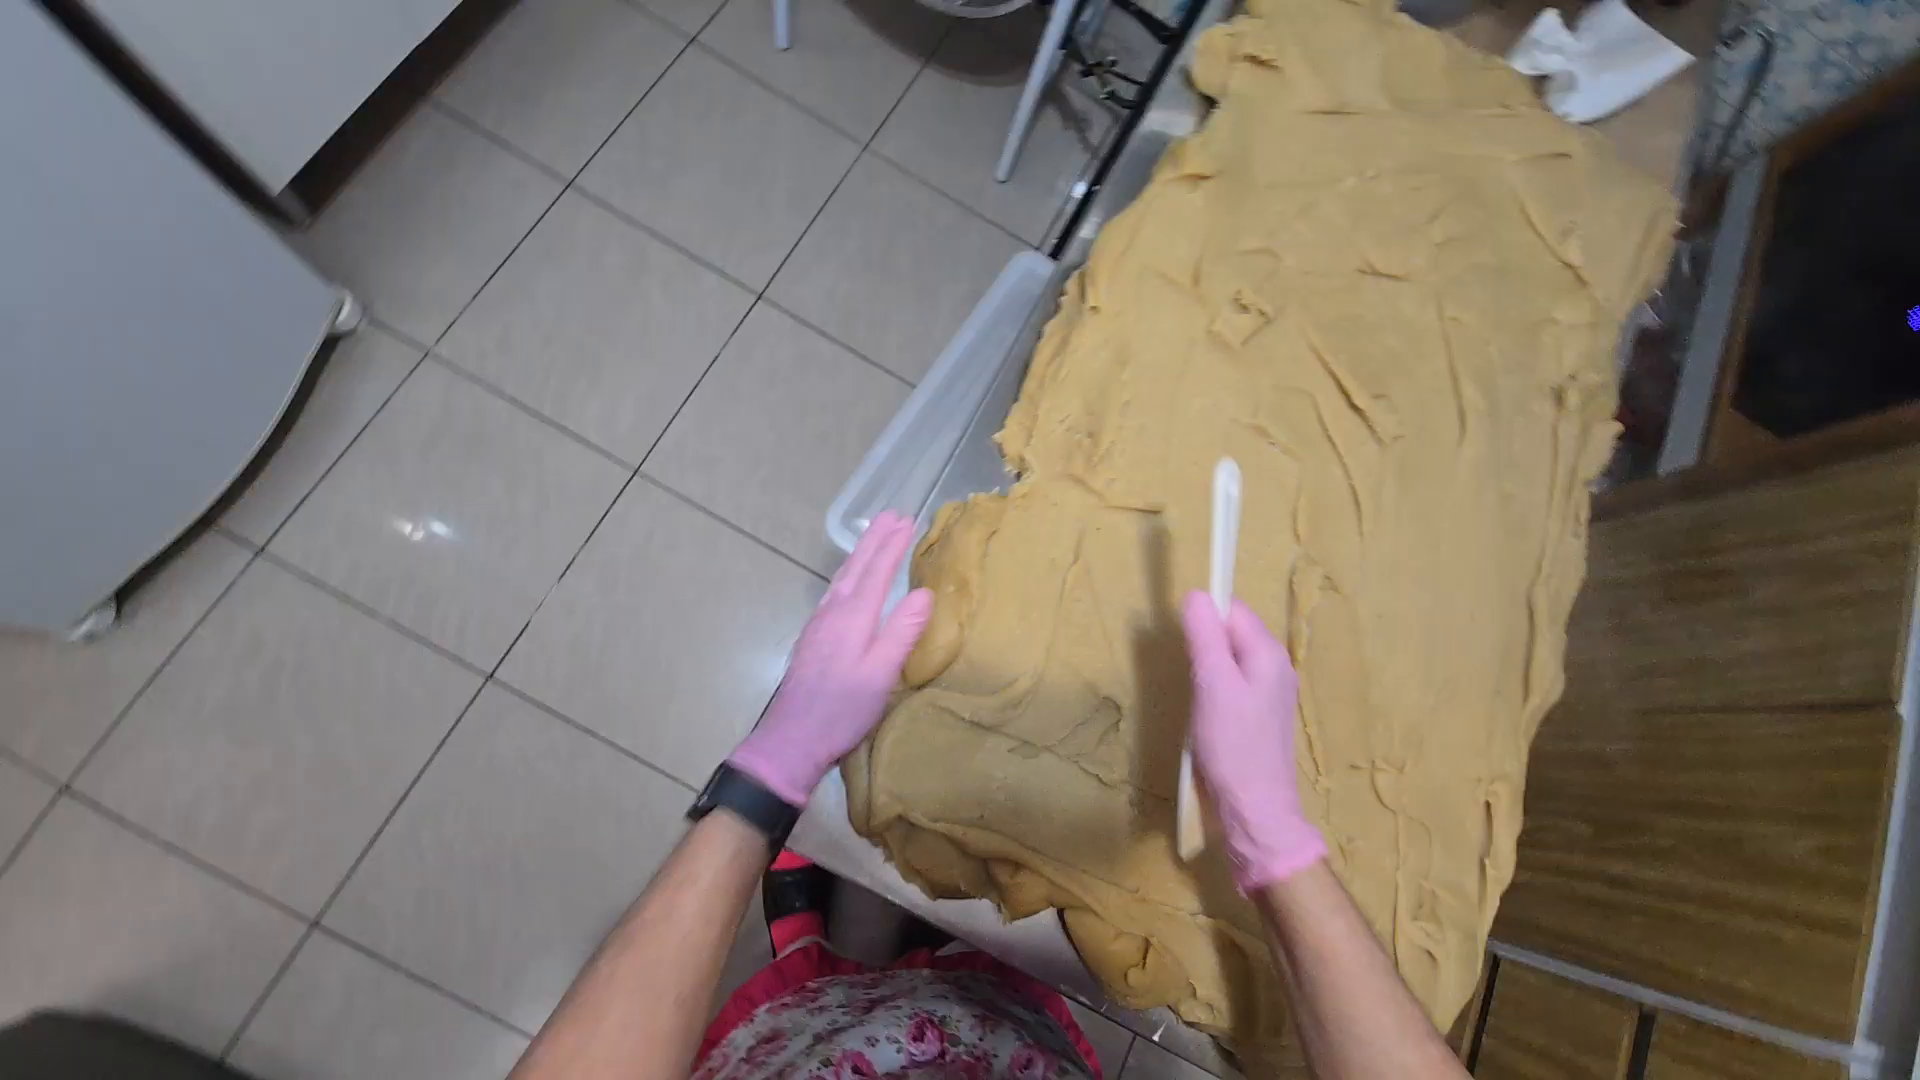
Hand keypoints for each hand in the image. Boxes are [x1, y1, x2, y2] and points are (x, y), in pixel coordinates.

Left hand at [728, 512, 933, 806]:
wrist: (792, 739)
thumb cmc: (841, 709)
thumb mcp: (881, 673)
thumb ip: (902, 631)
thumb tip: (924, 592)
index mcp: (852, 617)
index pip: (877, 572)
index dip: (893, 545)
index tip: (909, 520)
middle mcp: (832, 612)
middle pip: (856, 567)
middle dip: (875, 539)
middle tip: (892, 513)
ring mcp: (819, 624)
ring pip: (842, 577)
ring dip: (861, 553)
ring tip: (875, 536)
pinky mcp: (814, 638)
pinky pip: (835, 591)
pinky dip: (849, 574)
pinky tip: (850, 581)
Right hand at [1180, 591, 1326, 891]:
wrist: (1254, 812)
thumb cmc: (1232, 745)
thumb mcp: (1212, 683)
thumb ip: (1204, 635)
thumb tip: (1196, 593)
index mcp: (1268, 654)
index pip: (1233, 611)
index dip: (1205, 619)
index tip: (1184, 644)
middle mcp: (1275, 669)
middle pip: (1232, 635)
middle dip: (1204, 647)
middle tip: (1190, 677)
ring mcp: (1270, 696)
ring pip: (1229, 662)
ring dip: (1207, 672)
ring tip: (1196, 698)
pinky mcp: (1259, 720)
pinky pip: (1232, 687)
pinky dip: (1213, 693)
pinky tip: (1205, 717)